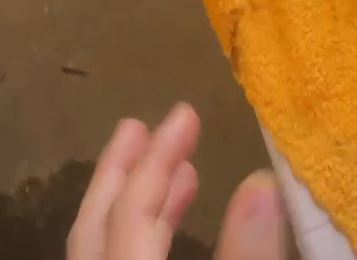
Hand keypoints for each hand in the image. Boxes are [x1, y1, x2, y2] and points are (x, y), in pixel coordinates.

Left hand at [68, 104, 285, 259]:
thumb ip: (246, 258)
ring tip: (176, 171)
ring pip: (100, 253)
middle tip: (139, 125)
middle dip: (120, 174)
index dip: (157, 161)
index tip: (186, 111)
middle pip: (94, 232)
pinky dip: (135, 242)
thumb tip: (262, 180)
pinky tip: (166, 237)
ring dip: (131, 208)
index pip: (131, 215)